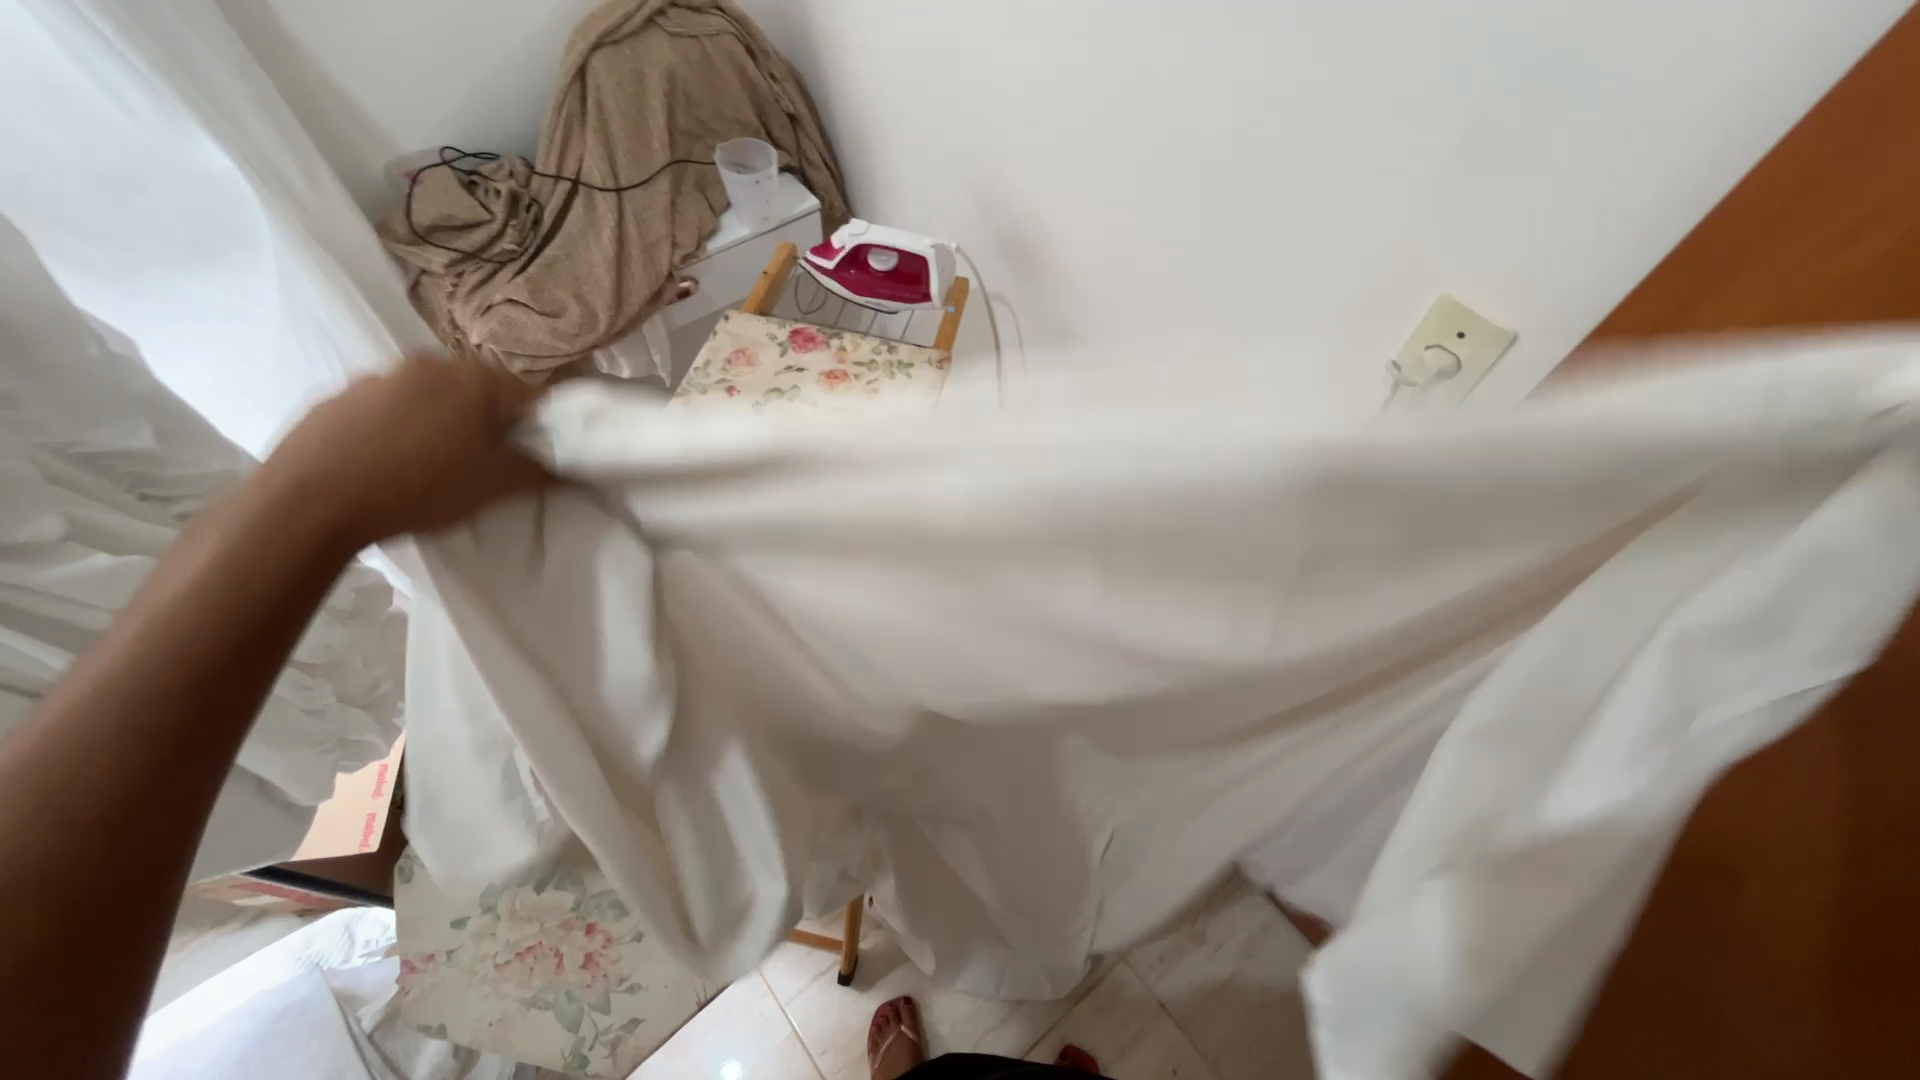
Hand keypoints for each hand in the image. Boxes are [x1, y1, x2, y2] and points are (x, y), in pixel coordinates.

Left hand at [260, 352, 549, 551]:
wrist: (309, 500)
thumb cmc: (419, 487)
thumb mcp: (494, 486)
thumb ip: (539, 469)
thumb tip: (566, 464)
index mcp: (474, 378)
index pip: (531, 395)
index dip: (543, 426)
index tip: (539, 454)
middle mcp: (429, 364)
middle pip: (480, 390)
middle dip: (491, 420)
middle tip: (489, 460)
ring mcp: (379, 375)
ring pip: (433, 397)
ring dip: (444, 422)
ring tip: (436, 463)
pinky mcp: (340, 395)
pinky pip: (390, 407)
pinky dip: (401, 427)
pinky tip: (392, 462)